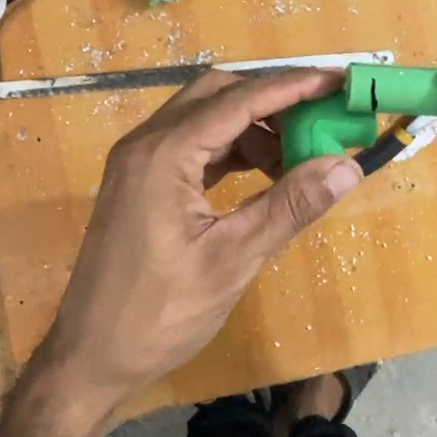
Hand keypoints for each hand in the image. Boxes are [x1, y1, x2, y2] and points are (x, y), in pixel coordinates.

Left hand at [38, 69, 363, 408]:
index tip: (338, 81)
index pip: (239, 100)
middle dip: (273, 100)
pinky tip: (265, 173)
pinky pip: (193, 146)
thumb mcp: (232, 259)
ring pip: (206, 118)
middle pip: (218, 95)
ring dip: (254, 128)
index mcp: (164, 153)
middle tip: (322, 117)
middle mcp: (147, 142)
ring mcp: (140, 160)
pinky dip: (232, 150)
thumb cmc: (159, 313)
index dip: (292, 86)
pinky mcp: (141, 180)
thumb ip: (289, 206)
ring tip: (302, 156)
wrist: (90, 356)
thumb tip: (347, 166)